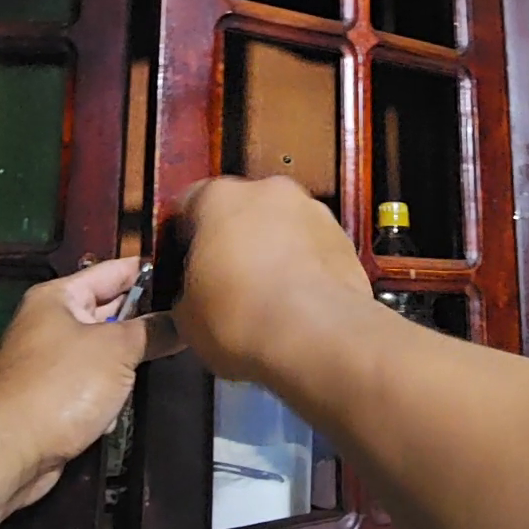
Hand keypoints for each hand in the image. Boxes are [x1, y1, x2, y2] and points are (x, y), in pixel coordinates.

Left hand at [0, 257, 164, 508]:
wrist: (9, 452)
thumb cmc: (62, 385)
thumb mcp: (119, 350)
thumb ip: (155, 331)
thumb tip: (184, 323)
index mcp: (60, 297)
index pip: (114, 271)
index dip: (149, 271)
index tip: (185, 275)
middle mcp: (50, 322)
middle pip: (110, 311)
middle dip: (143, 321)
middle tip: (186, 321)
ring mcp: (49, 361)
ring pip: (104, 351)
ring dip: (126, 364)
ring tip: (158, 364)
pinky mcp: (50, 397)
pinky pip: (92, 384)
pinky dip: (107, 395)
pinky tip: (116, 409)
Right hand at [173, 176, 372, 381]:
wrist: (316, 336)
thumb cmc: (243, 318)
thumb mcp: (187, 315)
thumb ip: (187, 290)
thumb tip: (194, 297)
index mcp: (219, 197)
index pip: (191, 203)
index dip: (186, 237)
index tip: (185, 262)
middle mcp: (268, 191)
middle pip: (243, 209)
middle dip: (235, 239)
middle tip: (226, 281)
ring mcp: (311, 210)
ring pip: (282, 225)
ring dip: (274, 250)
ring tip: (266, 297)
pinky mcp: (343, 236)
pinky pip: (313, 246)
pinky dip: (305, 266)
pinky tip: (296, 302)